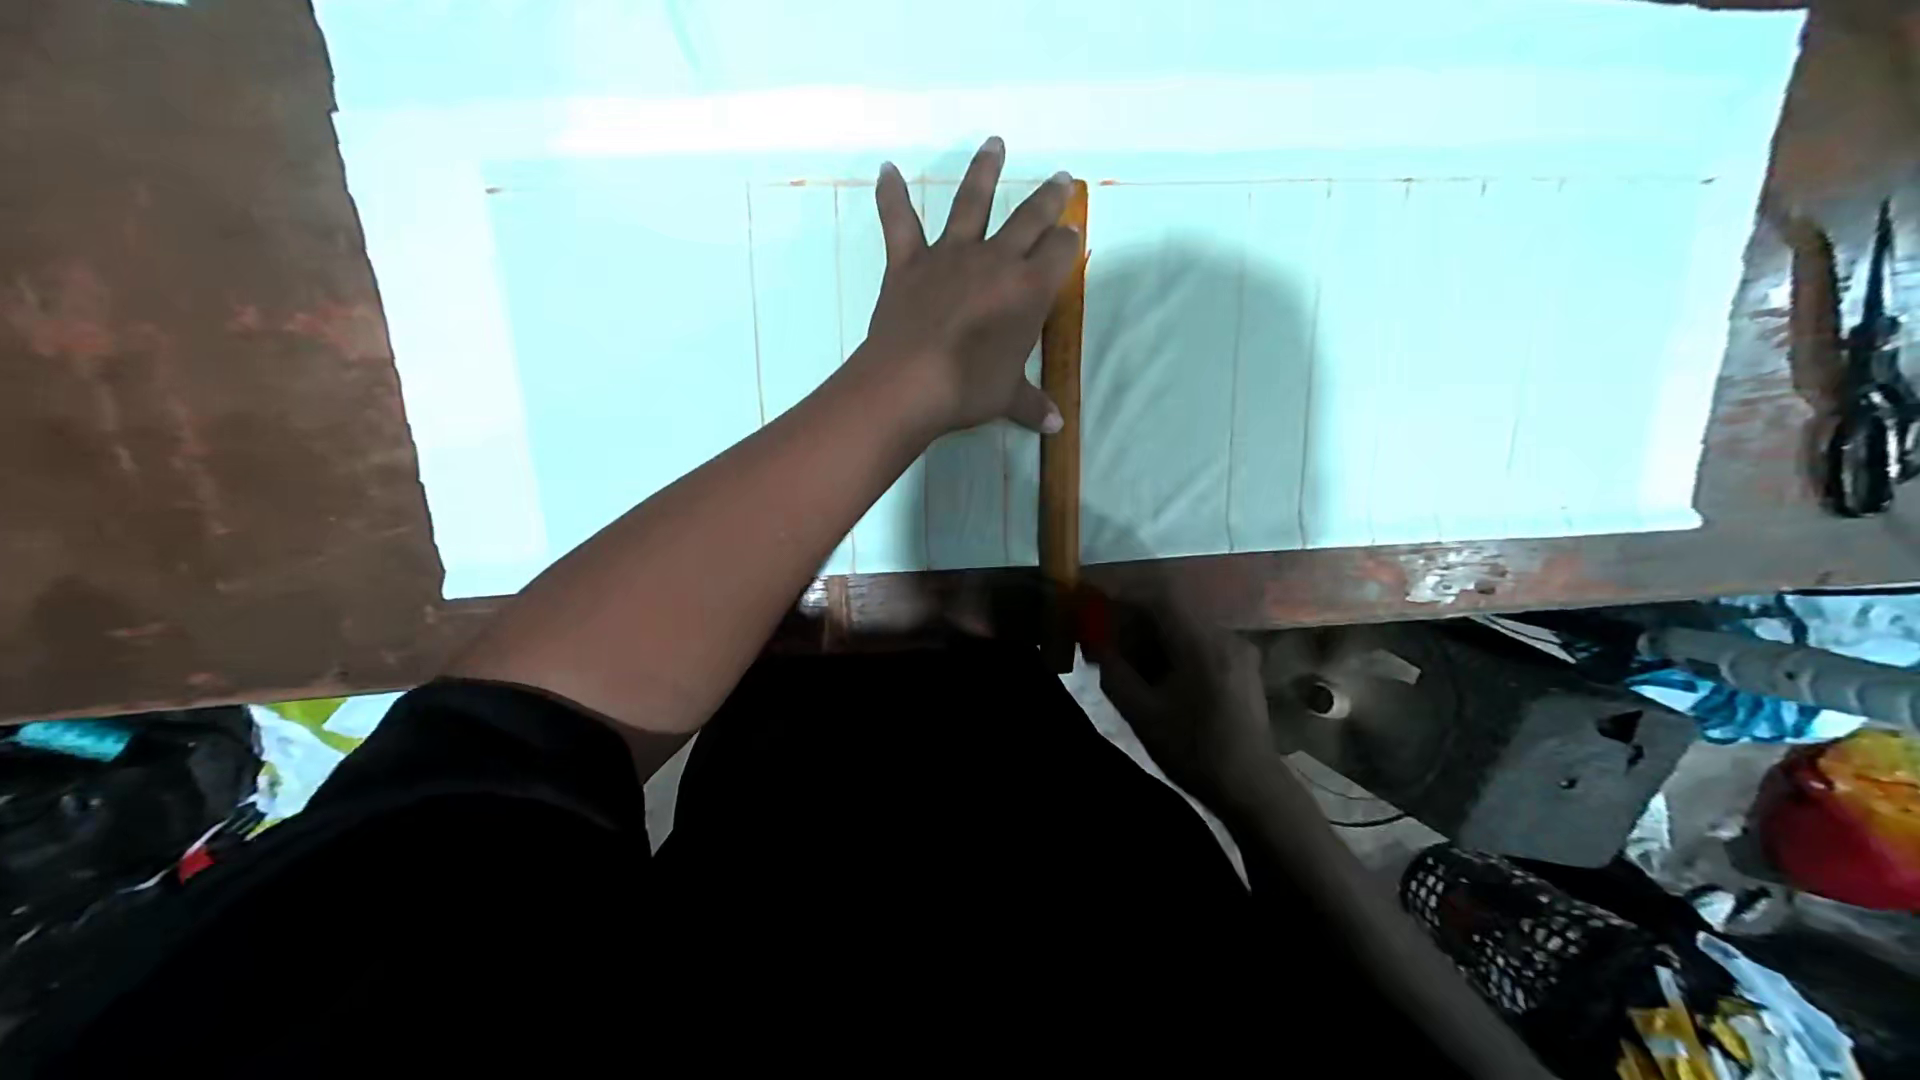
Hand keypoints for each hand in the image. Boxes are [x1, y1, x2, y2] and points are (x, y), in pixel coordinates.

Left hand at [858, 136, 1081, 435]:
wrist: (909, 384)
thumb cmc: (968, 390)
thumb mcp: (1006, 398)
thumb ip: (1031, 404)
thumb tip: (1056, 426)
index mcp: (1029, 289)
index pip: (1059, 252)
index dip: (1068, 242)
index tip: (1071, 234)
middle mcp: (995, 260)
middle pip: (1029, 217)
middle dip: (1048, 198)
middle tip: (1061, 178)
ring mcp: (950, 256)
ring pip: (971, 202)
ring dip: (984, 170)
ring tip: (994, 143)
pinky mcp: (908, 262)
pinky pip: (899, 221)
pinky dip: (891, 195)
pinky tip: (887, 170)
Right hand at [1078, 588, 1282, 803]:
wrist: (1251, 787)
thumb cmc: (1193, 751)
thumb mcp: (1141, 714)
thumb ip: (1113, 672)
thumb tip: (1094, 642)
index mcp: (1203, 645)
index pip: (1160, 598)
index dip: (1124, 595)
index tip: (1098, 604)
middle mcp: (1225, 637)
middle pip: (1173, 609)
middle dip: (1135, 618)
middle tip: (1107, 637)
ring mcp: (1238, 649)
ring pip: (1185, 624)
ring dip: (1154, 633)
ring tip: (1128, 658)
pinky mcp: (1242, 664)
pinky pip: (1200, 640)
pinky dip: (1173, 645)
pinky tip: (1158, 672)